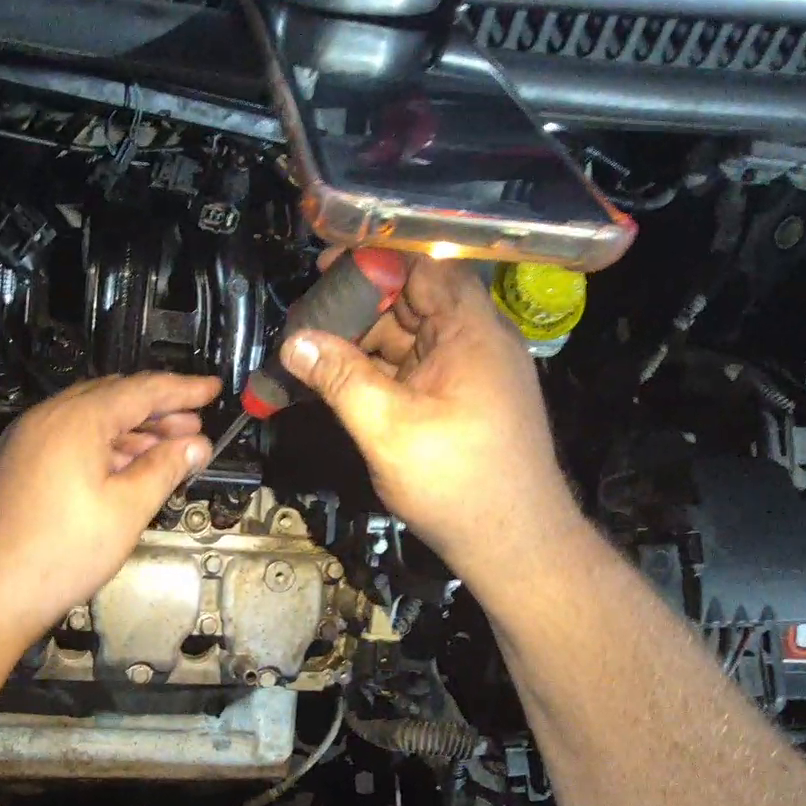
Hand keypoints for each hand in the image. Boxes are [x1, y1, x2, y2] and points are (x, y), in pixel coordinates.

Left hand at [0, 372, 221, 642]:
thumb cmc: (56, 552)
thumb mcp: (126, 509)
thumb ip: (164, 469)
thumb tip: (194, 445)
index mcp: (76, 419)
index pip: (142, 389)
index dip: (182, 389)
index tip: (210, 389)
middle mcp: (46, 420)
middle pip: (113, 399)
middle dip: (157, 411)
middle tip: (193, 426)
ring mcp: (26, 443)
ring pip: (89, 422)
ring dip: (131, 432)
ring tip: (167, 452)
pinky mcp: (16, 467)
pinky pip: (68, 442)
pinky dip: (102, 449)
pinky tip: (123, 472)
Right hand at [281, 256, 581, 585]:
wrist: (511, 544)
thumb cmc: (457, 482)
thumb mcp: (388, 427)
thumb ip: (340, 378)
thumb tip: (294, 343)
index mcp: (471, 333)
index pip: (425, 267)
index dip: (376, 261)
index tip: (325, 269)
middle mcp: (473, 343)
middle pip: (410, 301)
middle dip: (356, 306)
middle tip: (303, 320)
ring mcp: (464, 374)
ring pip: (404, 339)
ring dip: (359, 343)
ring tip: (308, 353)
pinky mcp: (455, 402)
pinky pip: (408, 371)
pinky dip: (373, 372)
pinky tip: (335, 382)